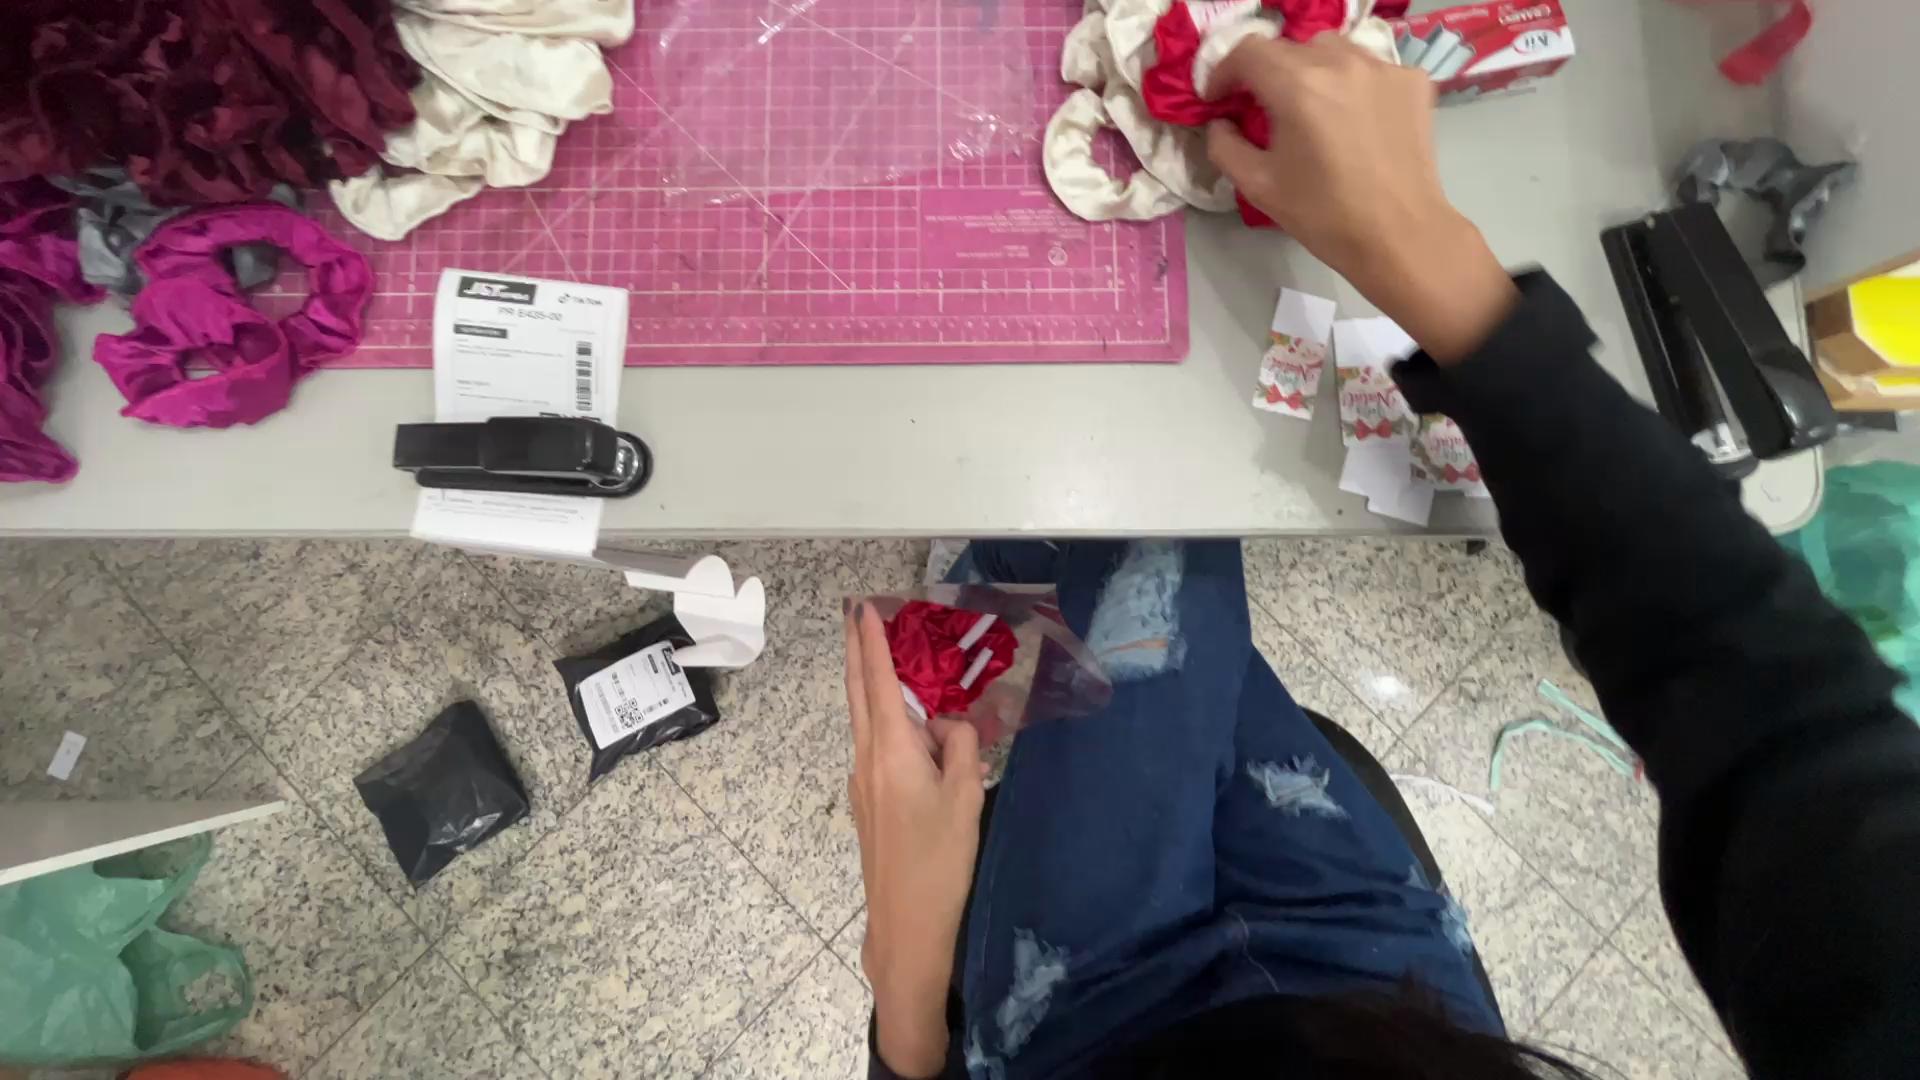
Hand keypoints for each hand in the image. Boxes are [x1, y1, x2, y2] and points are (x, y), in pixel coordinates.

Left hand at [845, 603, 985, 1076]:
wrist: (905, 925)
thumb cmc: (940, 858)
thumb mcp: (966, 795)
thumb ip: (959, 745)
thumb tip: (950, 722)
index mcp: (892, 748)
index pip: (879, 680)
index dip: (870, 640)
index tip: (863, 606)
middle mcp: (868, 756)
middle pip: (859, 692)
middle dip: (856, 650)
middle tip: (857, 615)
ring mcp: (862, 780)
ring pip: (865, 718)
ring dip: (871, 683)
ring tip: (887, 657)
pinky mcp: (867, 800)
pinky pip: (875, 743)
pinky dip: (885, 718)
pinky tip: (910, 727)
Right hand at [1206, 35, 1517, 362]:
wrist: (1396, 232)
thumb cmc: (1320, 215)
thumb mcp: (1258, 186)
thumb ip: (1226, 147)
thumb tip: (1220, 124)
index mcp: (1297, 86)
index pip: (1249, 51)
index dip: (1224, 71)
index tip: (1218, 98)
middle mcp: (1341, 61)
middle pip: (1291, 47)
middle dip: (1268, 74)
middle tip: (1263, 111)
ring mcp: (1382, 66)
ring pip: (1333, 51)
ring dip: (1310, 74)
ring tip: (1309, 113)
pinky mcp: (1412, 80)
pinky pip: (1368, 69)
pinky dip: (1349, 87)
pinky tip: (1351, 124)